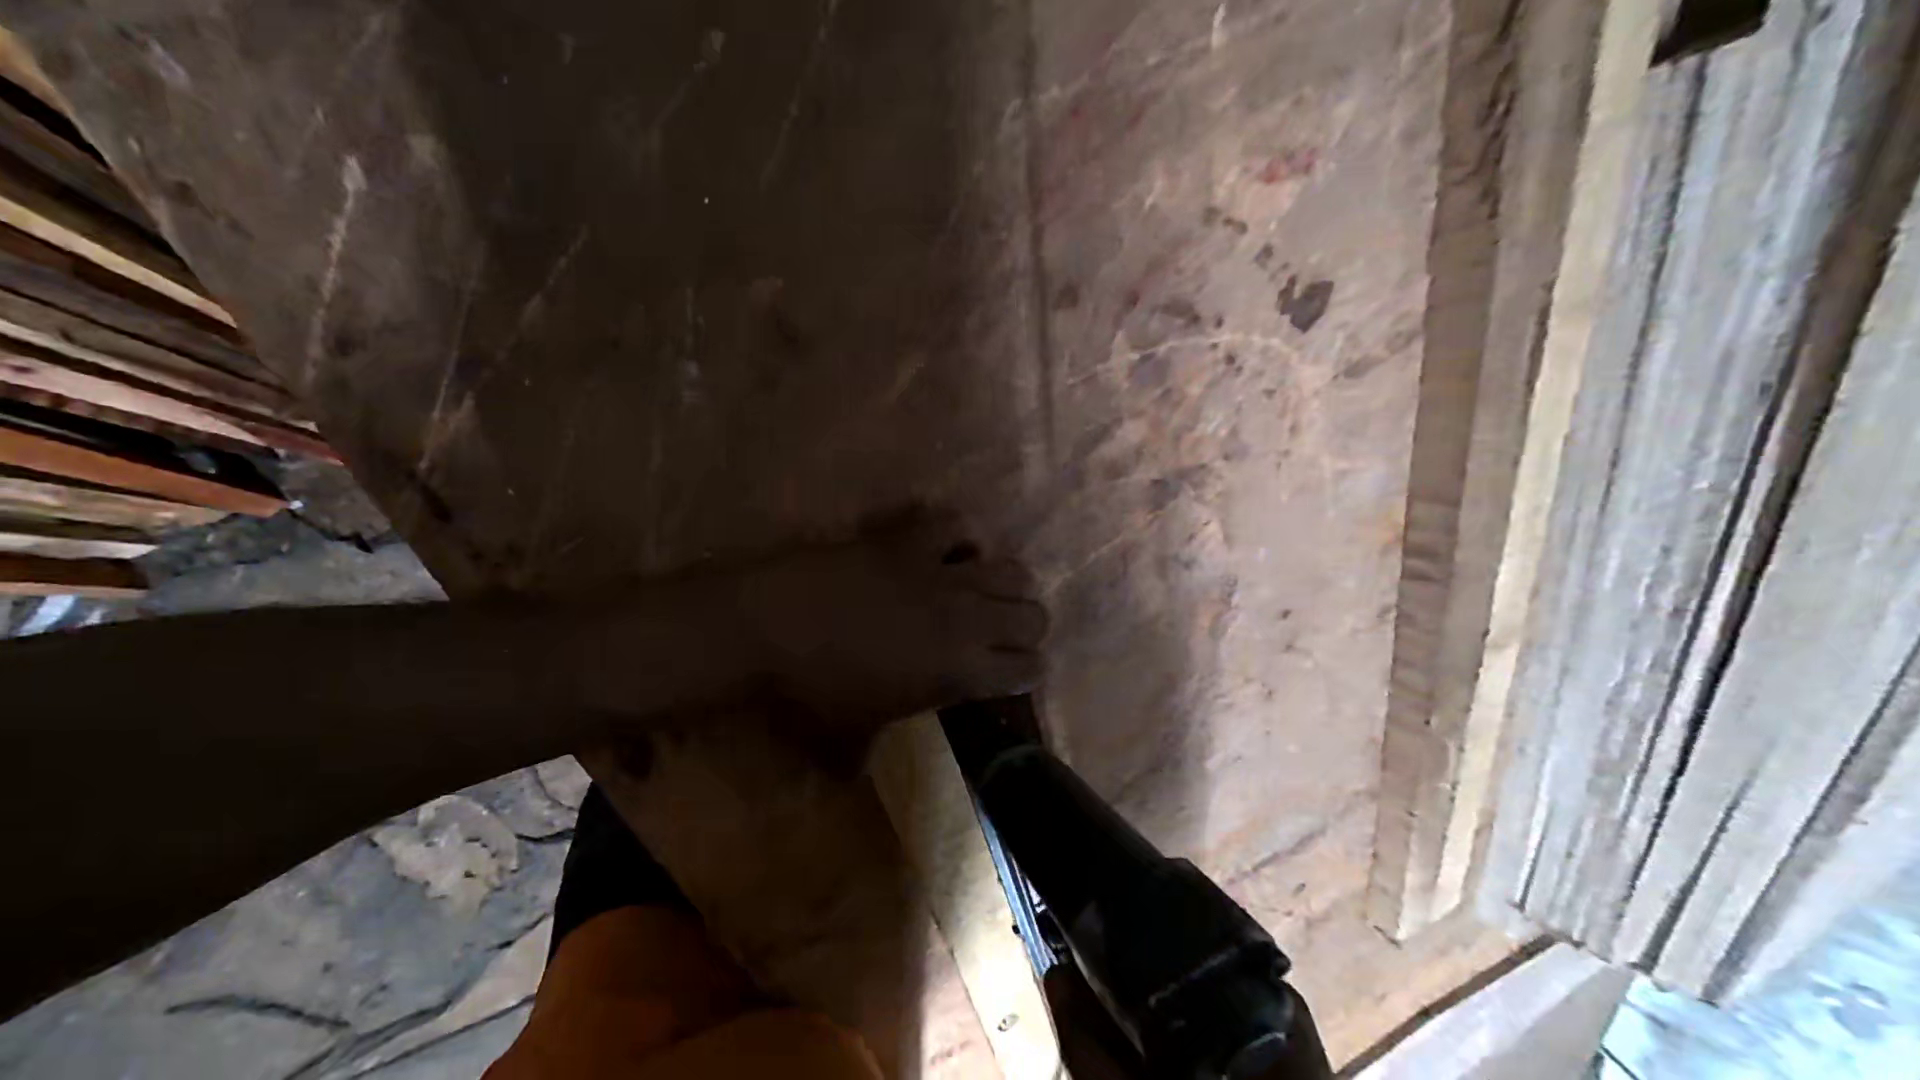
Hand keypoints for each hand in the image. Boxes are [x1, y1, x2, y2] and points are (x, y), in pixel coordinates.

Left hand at [728, 511, 1047, 731]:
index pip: (1029, 669)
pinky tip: (942, 552)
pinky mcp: (910, 540)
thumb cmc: (813, 690)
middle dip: (1025, 628)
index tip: (1010, 674)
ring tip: (979, 592)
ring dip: (1004, 584)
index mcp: (960, 672)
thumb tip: (853, 775)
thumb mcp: (847, 738)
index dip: (1025, 673)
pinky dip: (956, 537)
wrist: (771, 626)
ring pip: (1012, 570)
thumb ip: (866, 757)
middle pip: (1034, 615)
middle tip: (998, 635)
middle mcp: (966, 619)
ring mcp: (941, 573)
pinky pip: (956, 524)